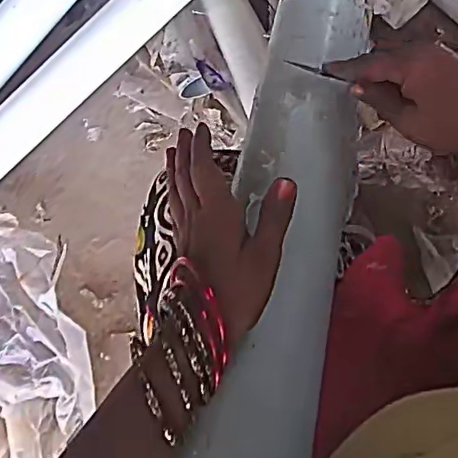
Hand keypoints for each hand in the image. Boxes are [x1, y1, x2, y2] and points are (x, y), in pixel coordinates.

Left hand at [164, 126, 295, 343]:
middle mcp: (196, 217)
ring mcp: (185, 232)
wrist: (200, 328)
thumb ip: (275, 218)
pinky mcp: (181, 245)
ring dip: (174, 168)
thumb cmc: (236, 293)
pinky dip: (173, 191)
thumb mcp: (265, 256)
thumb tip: (286, 184)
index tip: (200, 129)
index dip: (200, 147)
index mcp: (217, 213)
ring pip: (175, 190)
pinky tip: (174, 194)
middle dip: (184, 152)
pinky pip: (174, 207)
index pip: (203, 170)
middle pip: (184, 176)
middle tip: (183, 133)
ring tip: (171, 153)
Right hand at [328, 42, 457, 156]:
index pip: (369, 63)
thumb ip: (380, 100)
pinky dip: (394, 62)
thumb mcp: (409, 122)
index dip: (347, 69)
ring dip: (378, 64)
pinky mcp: (440, 54)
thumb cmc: (452, 128)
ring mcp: (432, 49)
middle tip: (344, 79)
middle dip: (363, 66)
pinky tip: (388, 78)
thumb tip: (357, 87)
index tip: (329, 71)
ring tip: (364, 81)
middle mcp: (420, 50)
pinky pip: (408, 52)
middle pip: (381, 53)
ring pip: (394, 51)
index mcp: (411, 65)